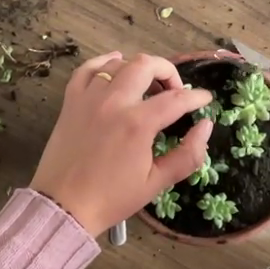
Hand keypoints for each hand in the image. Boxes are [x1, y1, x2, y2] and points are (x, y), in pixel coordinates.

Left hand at [31, 52, 215, 234]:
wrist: (63, 206)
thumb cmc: (112, 198)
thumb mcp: (156, 182)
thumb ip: (188, 155)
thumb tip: (206, 127)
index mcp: (138, 124)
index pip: (177, 99)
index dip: (196, 97)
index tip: (205, 100)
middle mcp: (114, 102)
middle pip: (147, 65)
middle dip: (168, 72)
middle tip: (175, 91)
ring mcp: (89, 98)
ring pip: (119, 64)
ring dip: (139, 69)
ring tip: (147, 86)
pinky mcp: (71, 101)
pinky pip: (87, 69)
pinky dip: (104, 62)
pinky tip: (115, 64)